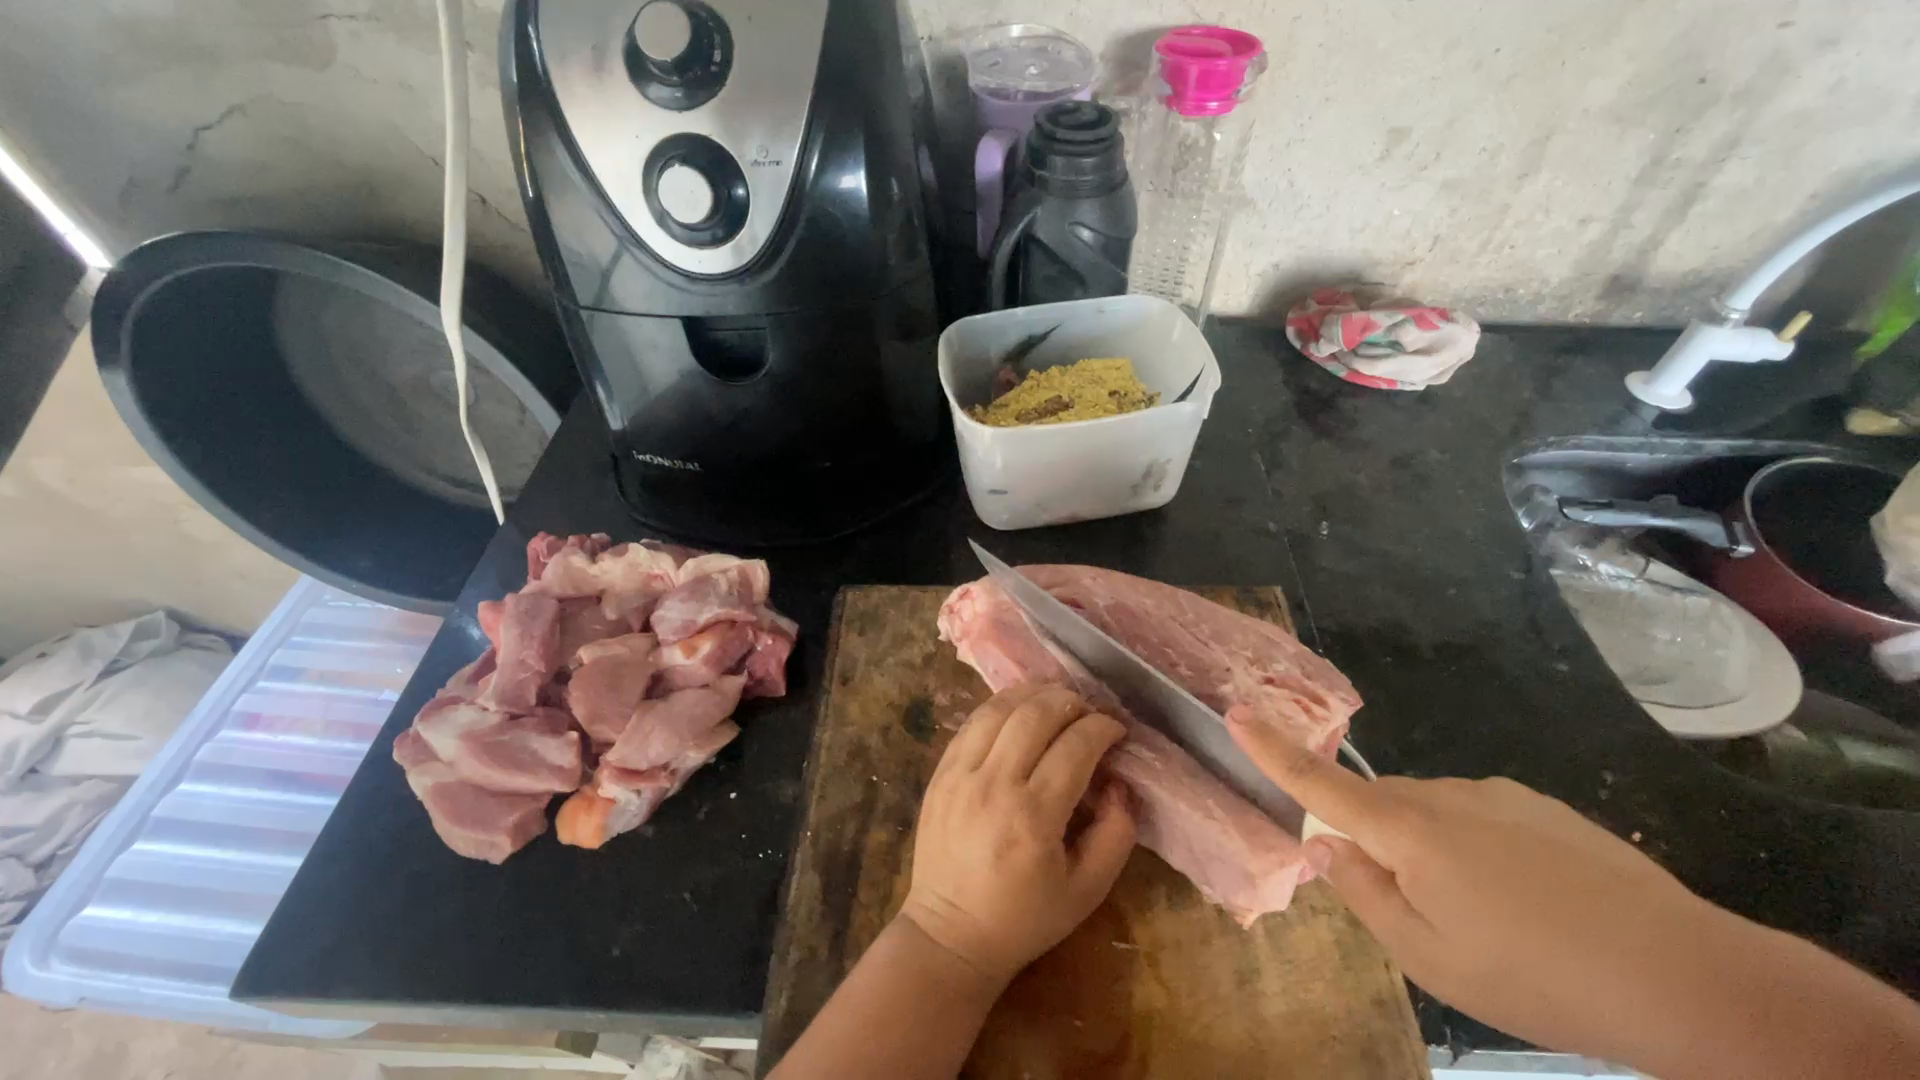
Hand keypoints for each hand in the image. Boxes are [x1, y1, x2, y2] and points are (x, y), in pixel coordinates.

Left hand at [899, 683, 1136, 986]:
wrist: (951, 933)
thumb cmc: (1025, 917)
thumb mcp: (1089, 889)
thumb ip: (1117, 833)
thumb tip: (1119, 781)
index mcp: (1033, 817)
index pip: (1075, 746)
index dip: (1104, 728)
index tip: (1118, 730)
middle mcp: (993, 785)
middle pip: (1036, 714)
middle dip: (1072, 702)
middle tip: (1091, 712)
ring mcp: (960, 775)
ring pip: (999, 708)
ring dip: (1034, 695)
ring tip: (1058, 702)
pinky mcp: (940, 773)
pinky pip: (972, 722)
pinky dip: (1001, 708)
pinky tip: (1021, 712)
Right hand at [1226, 705, 1715, 1063]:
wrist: (1682, 974)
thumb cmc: (1534, 975)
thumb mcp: (1428, 957)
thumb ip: (1363, 894)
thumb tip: (1323, 845)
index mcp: (1407, 832)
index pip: (1318, 783)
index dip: (1271, 749)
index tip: (1235, 711)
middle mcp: (1446, 796)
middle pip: (1378, 803)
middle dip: (1373, 839)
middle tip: (1412, 907)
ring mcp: (1500, 796)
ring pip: (1432, 811)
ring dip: (1430, 847)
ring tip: (1485, 916)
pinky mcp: (1543, 807)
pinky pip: (1480, 815)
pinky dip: (1476, 846)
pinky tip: (1529, 901)